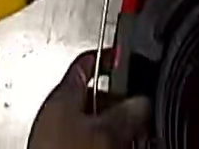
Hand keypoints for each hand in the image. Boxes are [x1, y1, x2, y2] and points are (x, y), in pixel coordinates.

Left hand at [27, 52, 150, 148]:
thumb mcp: (108, 131)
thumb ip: (130, 109)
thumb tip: (144, 102)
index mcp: (61, 96)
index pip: (87, 62)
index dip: (109, 57)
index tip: (126, 58)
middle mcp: (55, 116)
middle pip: (94, 96)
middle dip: (120, 101)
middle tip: (140, 109)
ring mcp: (56, 142)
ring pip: (94, 123)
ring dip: (116, 127)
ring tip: (134, 136)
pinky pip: (88, 143)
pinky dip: (105, 143)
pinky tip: (121, 146)